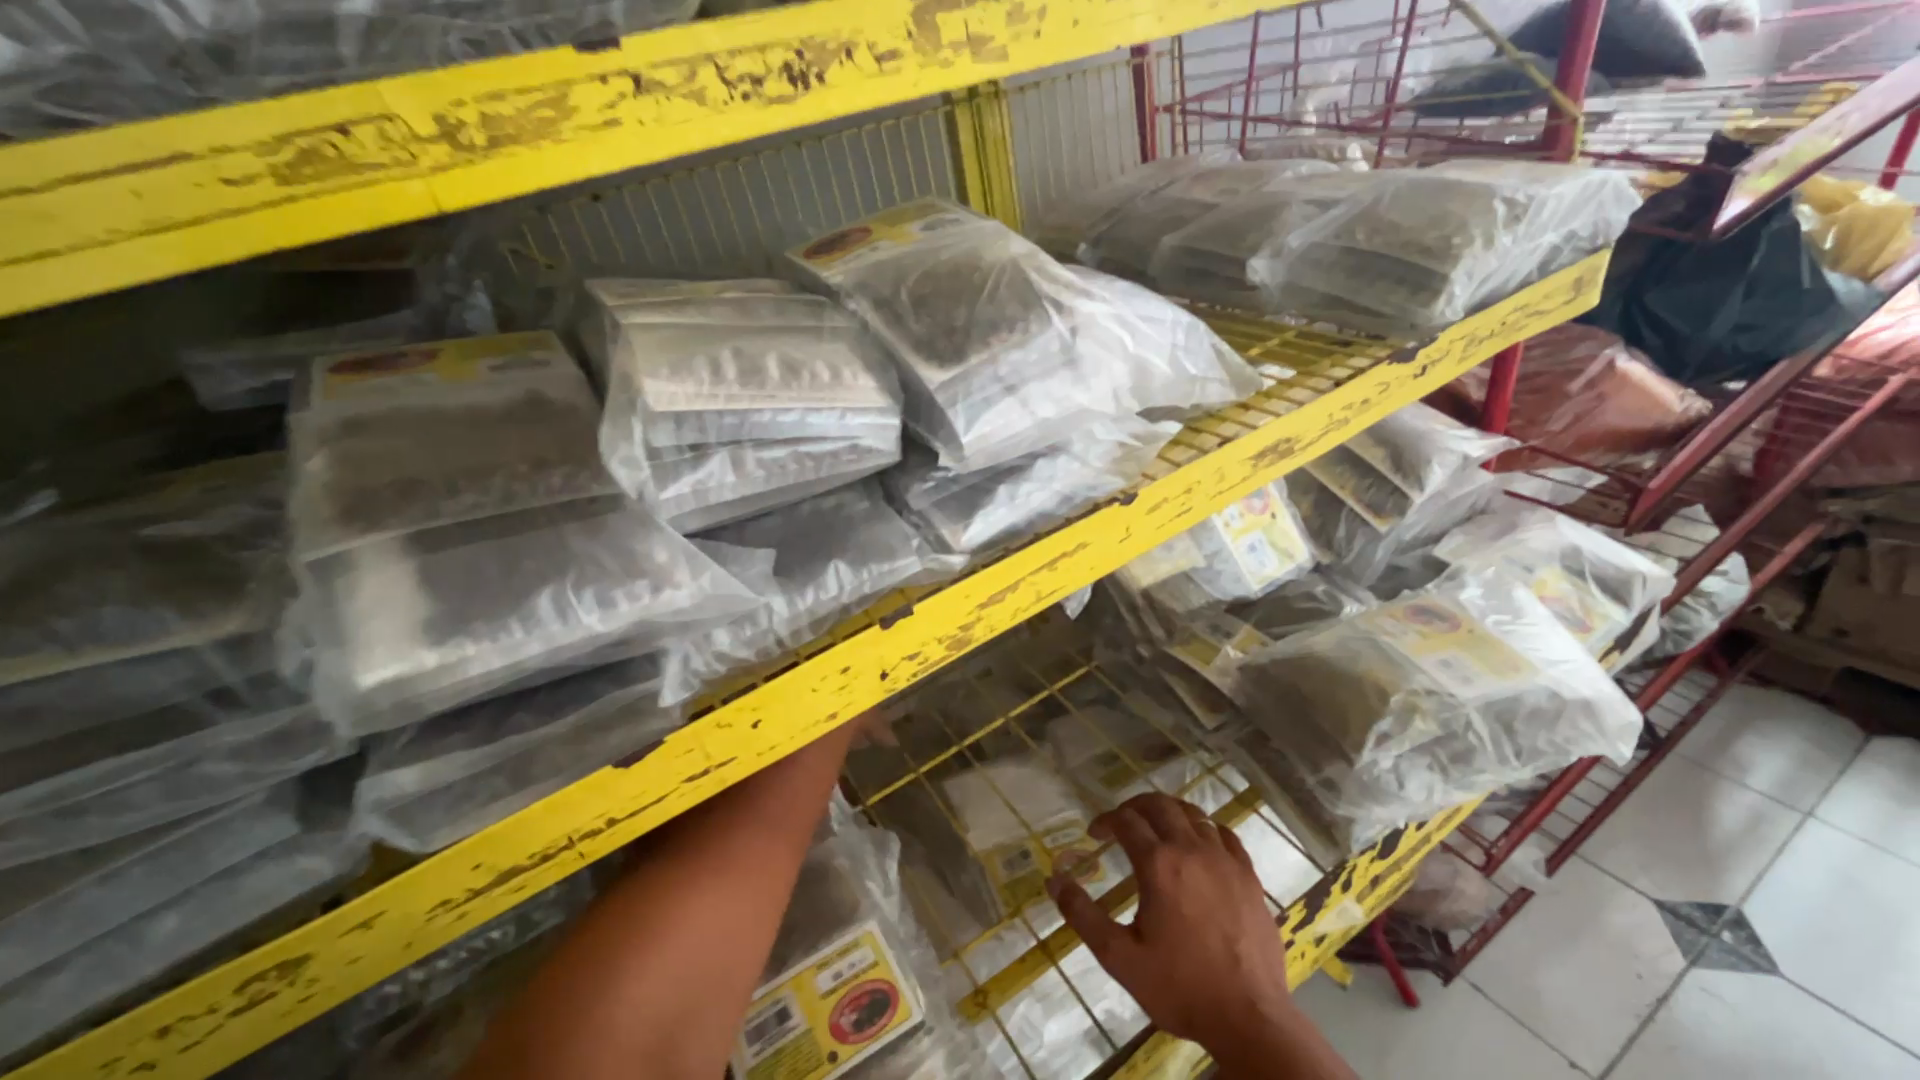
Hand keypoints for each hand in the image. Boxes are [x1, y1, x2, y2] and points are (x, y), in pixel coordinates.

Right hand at [1046, 793, 1293, 1049]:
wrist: (1248, 1017)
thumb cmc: (1179, 987)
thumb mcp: (1118, 956)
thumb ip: (1082, 914)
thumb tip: (1054, 880)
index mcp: (1158, 865)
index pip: (1126, 821)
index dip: (1106, 820)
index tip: (1094, 834)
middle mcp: (1193, 850)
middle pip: (1161, 806)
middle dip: (1135, 806)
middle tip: (1120, 822)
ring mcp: (1226, 861)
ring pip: (1195, 814)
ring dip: (1169, 812)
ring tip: (1156, 827)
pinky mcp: (1250, 877)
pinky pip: (1226, 835)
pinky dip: (1205, 829)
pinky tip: (1199, 845)